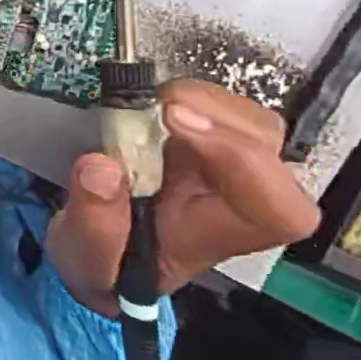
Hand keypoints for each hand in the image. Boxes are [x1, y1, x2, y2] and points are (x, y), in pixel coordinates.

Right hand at [47, 80, 320, 317]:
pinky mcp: (207, 140)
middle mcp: (240, 197)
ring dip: (196, 101)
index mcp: (221, 235)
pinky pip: (217, 107)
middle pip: (265, 144)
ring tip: (143, 107)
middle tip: (152, 106)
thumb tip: (101, 167)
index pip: (274, 204)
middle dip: (210, 115)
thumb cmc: (106, 262)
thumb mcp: (86, 259)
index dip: (238, 156)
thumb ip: (94, 225)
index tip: (174, 122)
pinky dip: (183, 97)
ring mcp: (228, 165)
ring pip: (246, 117)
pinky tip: (147, 107)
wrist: (105, 249)